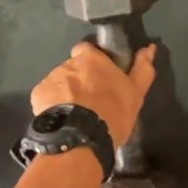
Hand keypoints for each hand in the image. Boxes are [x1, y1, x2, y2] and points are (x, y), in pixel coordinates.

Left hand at [32, 42, 157, 145]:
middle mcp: (68, 63)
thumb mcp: (135, 93)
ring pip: (60, 82)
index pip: (87, 49)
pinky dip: (52, 104)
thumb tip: (150, 47)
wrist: (82, 139)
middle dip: (80, 79)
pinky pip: (46, 96)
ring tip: (76, 114)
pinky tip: (63, 119)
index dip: (93, 62)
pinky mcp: (38, 95)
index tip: (100, 78)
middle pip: (73, 67)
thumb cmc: (112, 113)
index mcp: (91, 58)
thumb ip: (142, 68)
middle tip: (90, 100)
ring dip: (66, 92)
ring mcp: (51, 78)